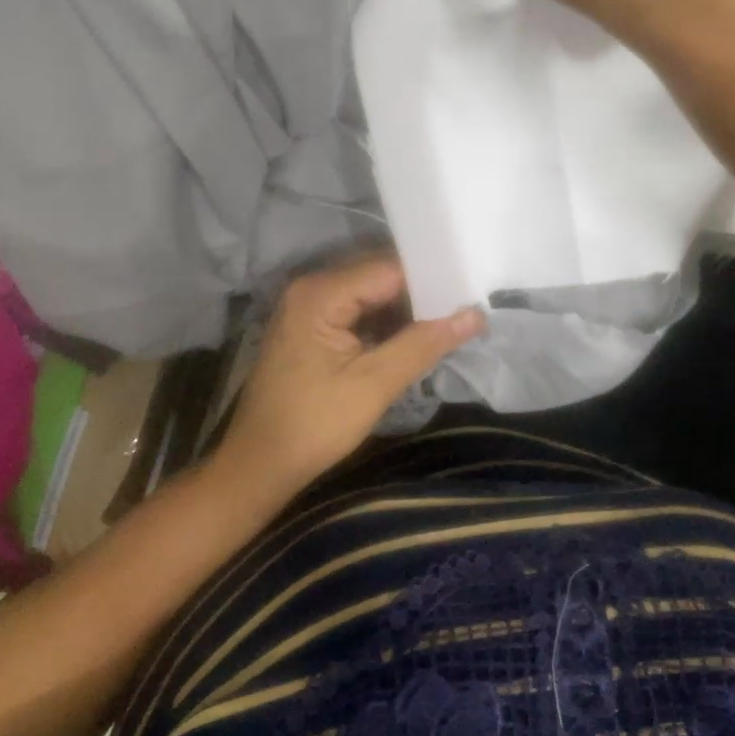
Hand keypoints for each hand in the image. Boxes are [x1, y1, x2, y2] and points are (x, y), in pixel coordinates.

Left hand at [211, 255, 484, 494]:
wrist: (259, 466)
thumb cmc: (313, 426)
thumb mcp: (375, 385)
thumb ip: (424, 344)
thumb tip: (475, 314)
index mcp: (320, 294)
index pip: (389, 269)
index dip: (433, 279)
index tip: (473, 291)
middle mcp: (310, 289)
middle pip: (379, 277)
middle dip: (423, 293)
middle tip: (470, 305)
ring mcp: (307, 308)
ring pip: (371, 296)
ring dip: (407, 310)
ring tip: (454, 319)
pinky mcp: (310, 329)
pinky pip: (357, 312)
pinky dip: (386, 323)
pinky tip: (418, 336)